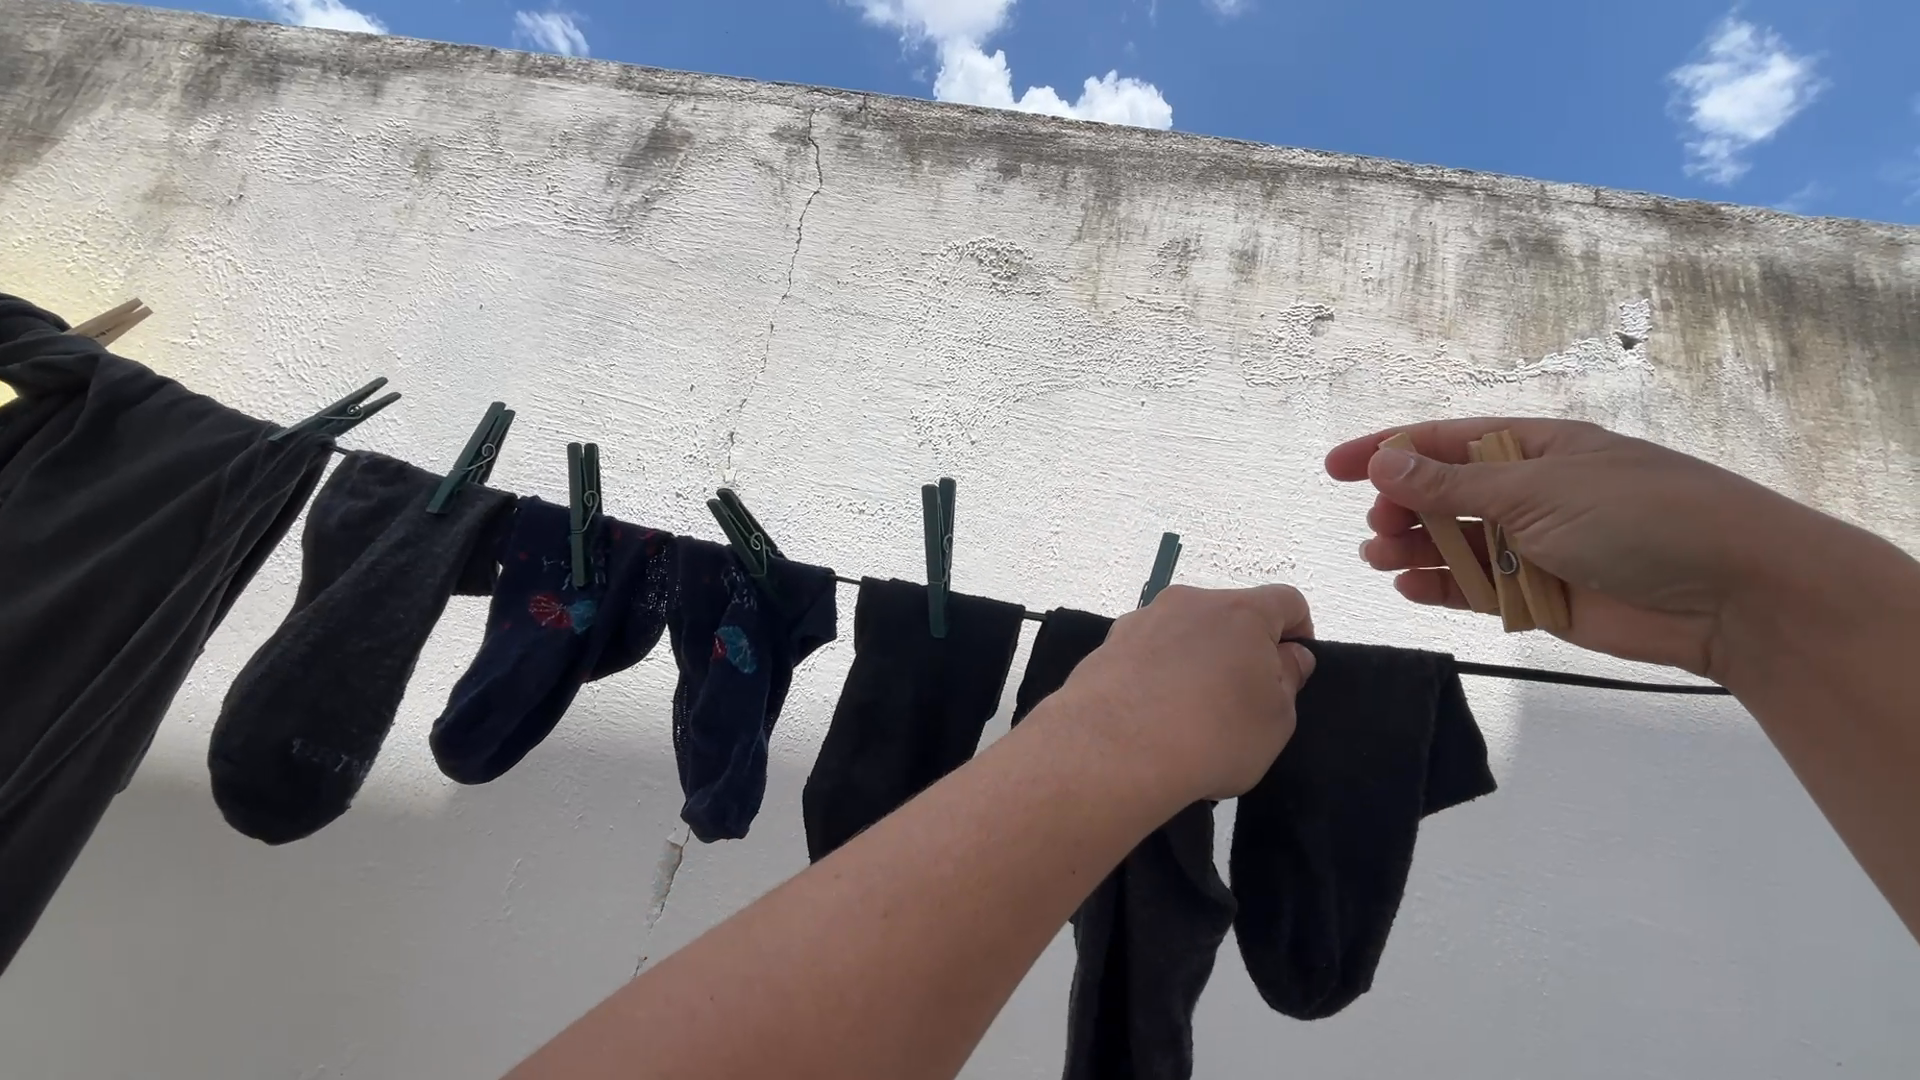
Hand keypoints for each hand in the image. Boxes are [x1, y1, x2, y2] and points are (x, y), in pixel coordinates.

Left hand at [1056, 584, 1317, 801]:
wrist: (1113, 749)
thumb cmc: (1213, 734)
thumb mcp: (1276, 719)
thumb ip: (1288, 679)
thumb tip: (1287, 654)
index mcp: (1239, 612)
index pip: (1286, 601)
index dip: (1299, 632)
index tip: (1291, 669)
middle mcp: (1188, 603)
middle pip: (1228, 616)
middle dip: (1241, 649)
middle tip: (1241, 701)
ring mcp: (1141, 621)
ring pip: (1183, 633)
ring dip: (1195, 660)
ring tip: (1190, 715)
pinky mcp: (1107, 646)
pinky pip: (1146, 654)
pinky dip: (1156, 674)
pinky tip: (1152, 716)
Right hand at [1325, 418, 1806, 677]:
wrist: (1737, 596)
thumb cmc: (1640, 516)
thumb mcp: (1538, 489)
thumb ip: (1452, 484)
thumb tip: (1381, 461)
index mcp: (1535, 450)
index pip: (1444, 442)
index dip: (1386, 450)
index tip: (1335, 468)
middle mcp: (1527, 494)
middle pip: (1440, 495)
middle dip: (1400, 507)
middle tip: (1379, 526)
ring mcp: (1530, 546)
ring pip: (1449, 543)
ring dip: (1409, 549)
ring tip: (1380, 557)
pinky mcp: (1533, 595)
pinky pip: (1471, 588)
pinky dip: (1437, 588)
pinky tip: (1409, 588)